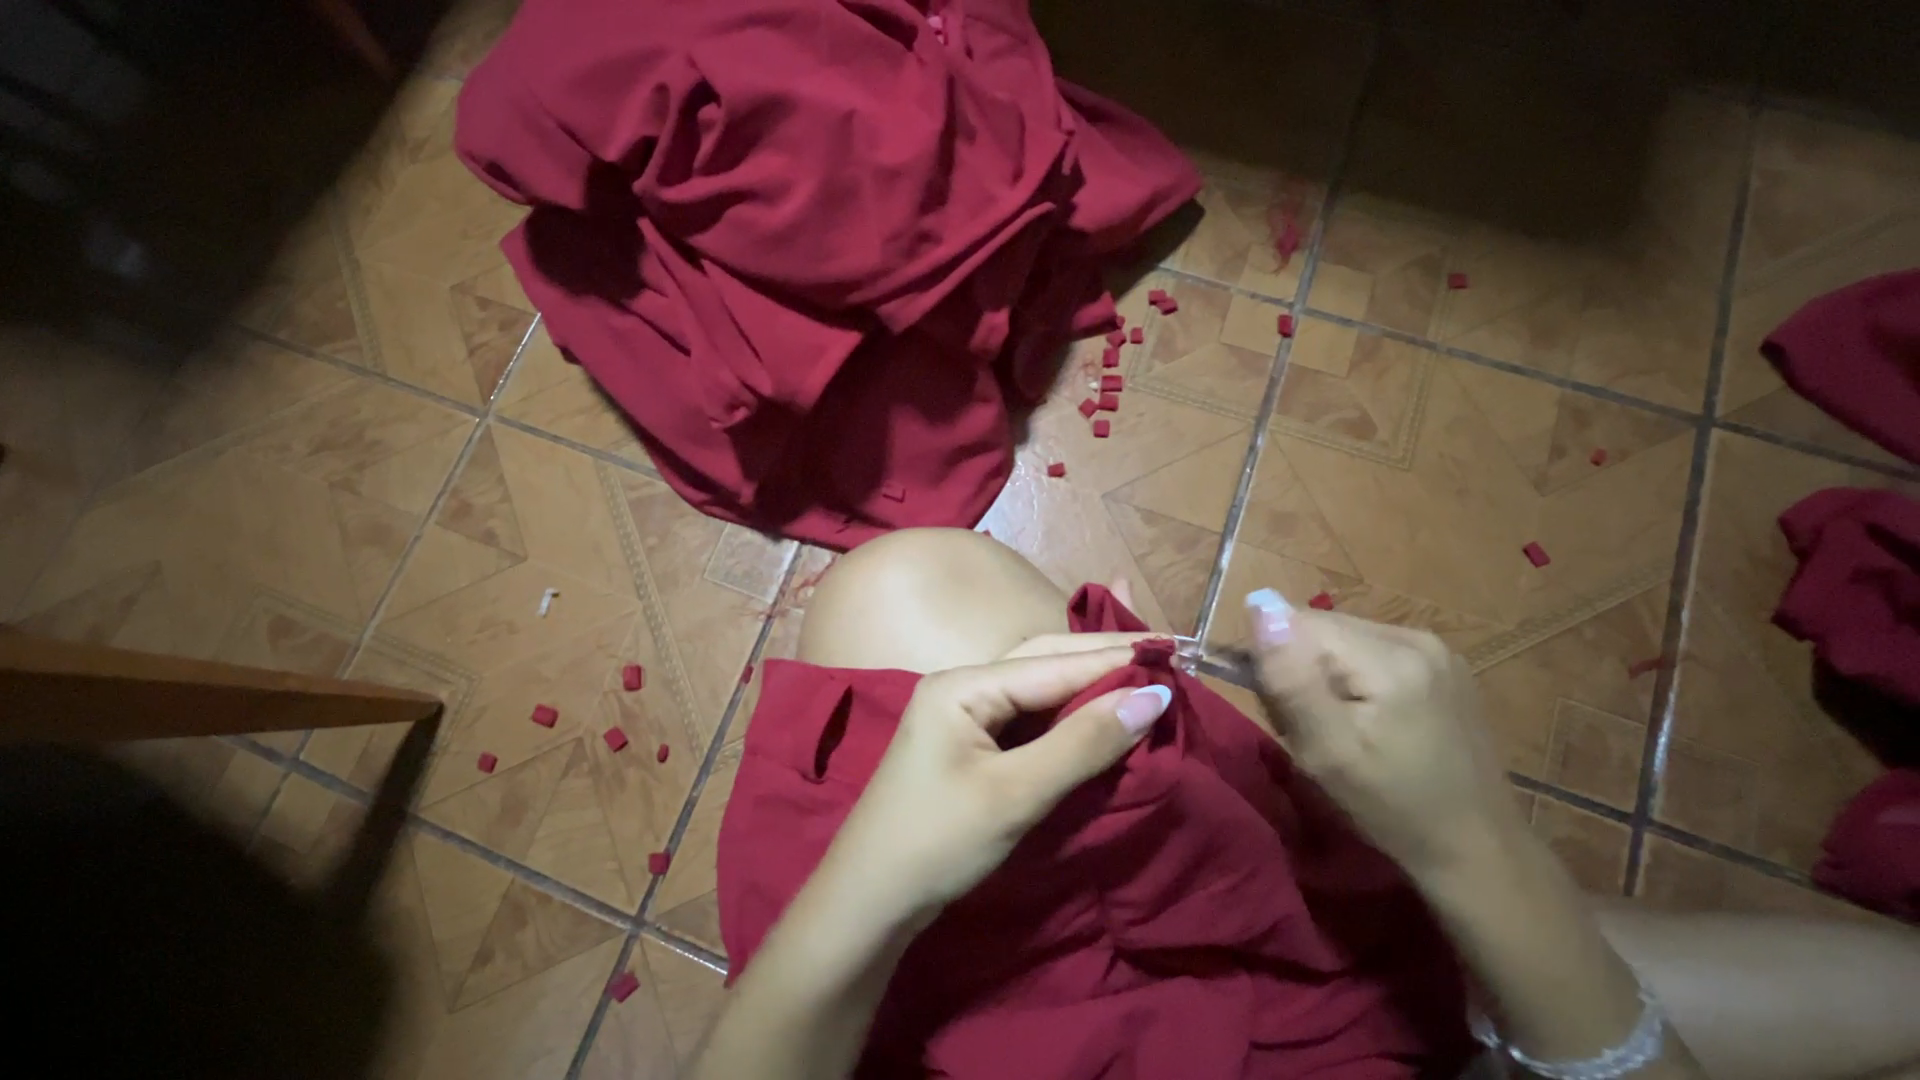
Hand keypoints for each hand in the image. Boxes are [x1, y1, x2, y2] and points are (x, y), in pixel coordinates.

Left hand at [815, 637, 1174, 926]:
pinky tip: (1099, 707)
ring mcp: (963, 713)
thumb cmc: (939, 842)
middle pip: (1045, 660)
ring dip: (1089, 681)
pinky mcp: (970, 742)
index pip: (1055, 662)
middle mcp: (962, 684)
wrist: (871, 899)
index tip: (1176, 654)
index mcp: (964, 684)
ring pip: (1039, 686)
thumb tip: (1154, 695)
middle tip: (1167, 652)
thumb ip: (1084, 742)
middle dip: (1104, 657)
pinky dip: (1068, 711)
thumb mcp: (1017, 793)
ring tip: (1144, 672)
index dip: (1116, 660)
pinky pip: (1028, 714)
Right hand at [1242, 589, 1523, 878]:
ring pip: (1346, 639)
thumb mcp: (1326, 751)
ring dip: (1326, 674)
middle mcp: (1417, 637)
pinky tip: (1369, 722)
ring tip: (1340, 728)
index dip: (1276, 661)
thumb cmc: (1391, 807)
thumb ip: (1290, 677)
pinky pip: (1374, 653)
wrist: (1477, 849)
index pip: (1298, 622)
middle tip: (1311, 729)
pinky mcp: (1446, 667)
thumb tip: (1260, 602)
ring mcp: (1439, 650)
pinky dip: (1355, 679)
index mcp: (1390, 656)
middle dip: (1302, 668)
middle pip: (1324, 628)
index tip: (1284, 713)